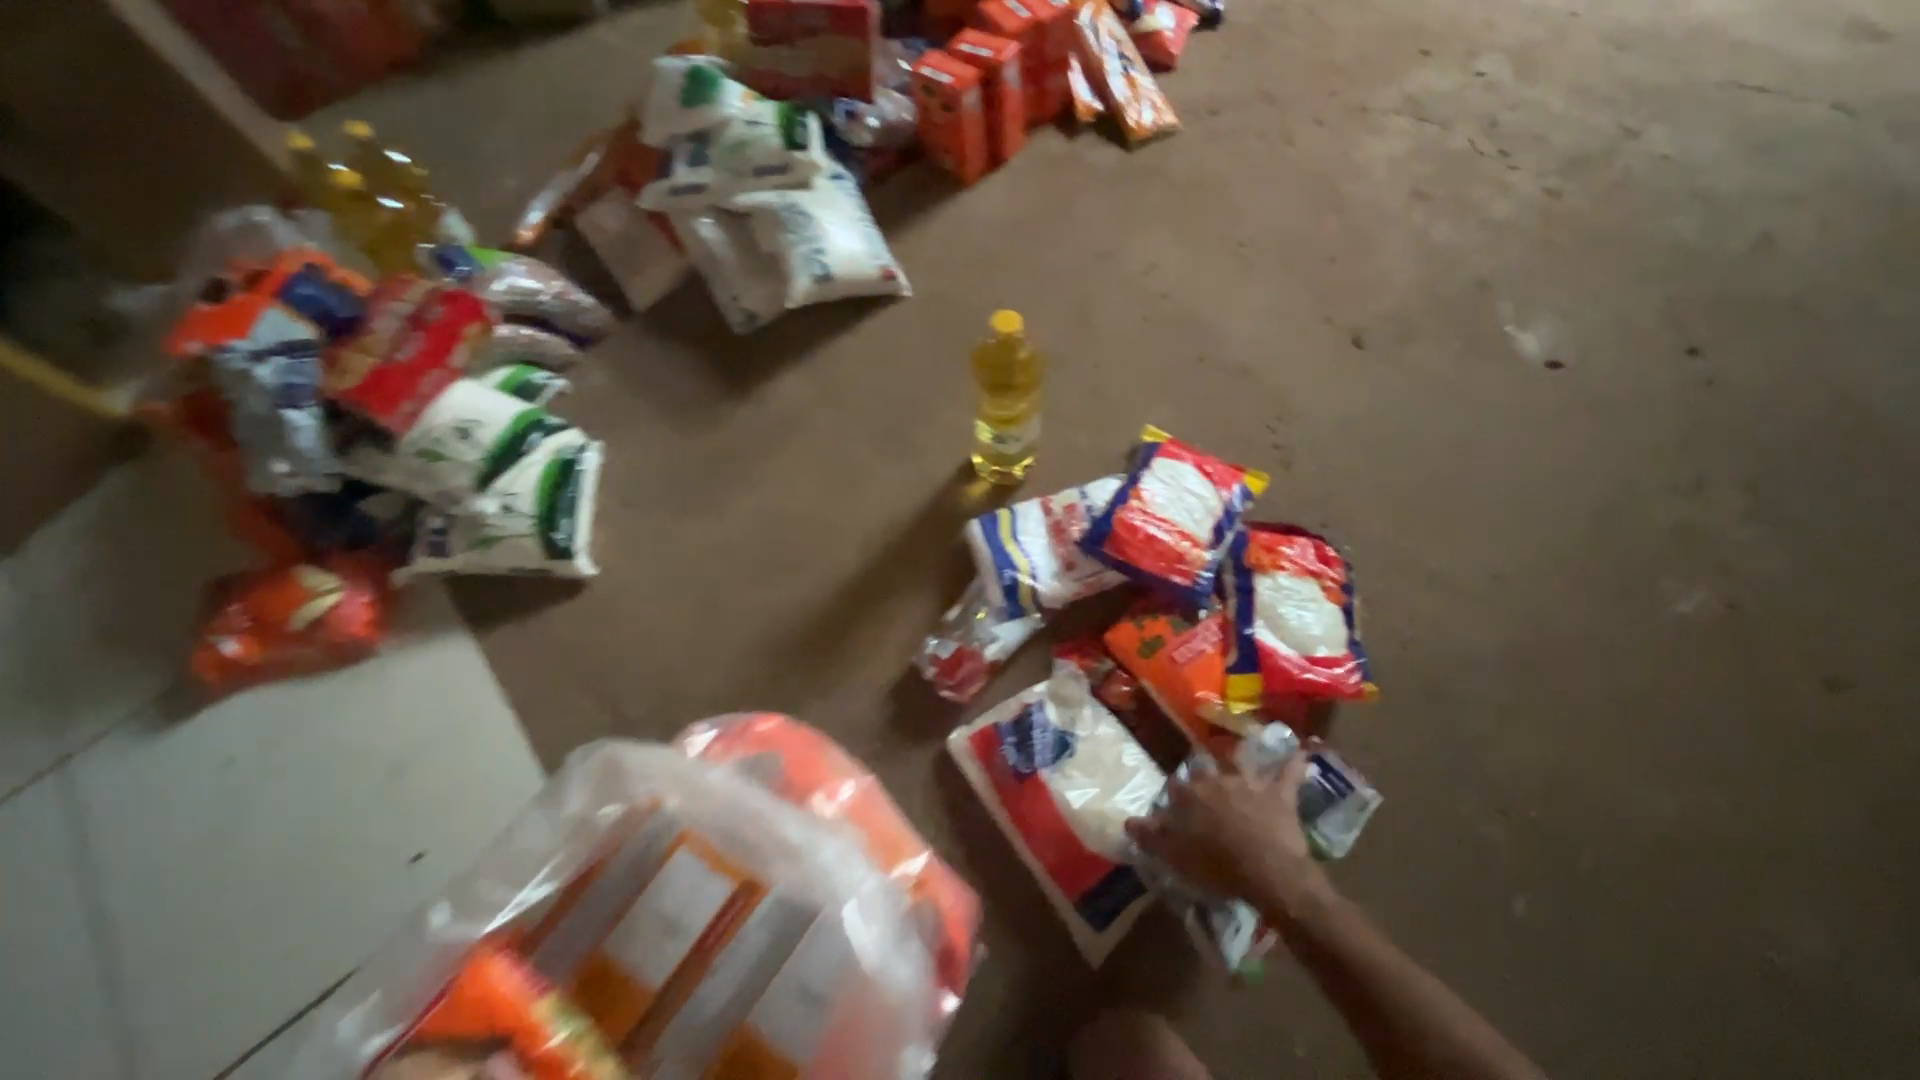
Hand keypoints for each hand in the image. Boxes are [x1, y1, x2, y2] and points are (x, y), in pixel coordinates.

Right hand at [1125, 746, 1331, 916]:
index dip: (1175, 792)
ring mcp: (1250, 784)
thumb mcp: (1175, 856)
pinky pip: (1290, 773)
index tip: (1175, 800)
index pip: (1175, 785)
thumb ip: (1151, 836)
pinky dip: (1297, 761)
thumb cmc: (1217, 866)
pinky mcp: (1279, 794)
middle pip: (1205, 769)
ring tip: (1238, 750)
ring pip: (1241, 761)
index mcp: (1190, 795)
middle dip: (1204, 771)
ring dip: (1239, 757)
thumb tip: (1129, 820)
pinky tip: (1305, 750)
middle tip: (1204, 778)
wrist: (1266, 872)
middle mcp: (1217, 781)